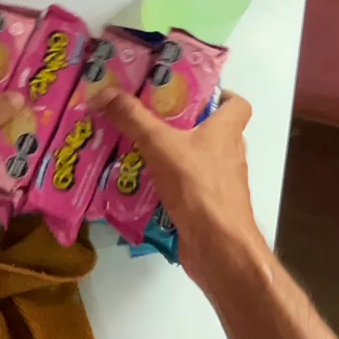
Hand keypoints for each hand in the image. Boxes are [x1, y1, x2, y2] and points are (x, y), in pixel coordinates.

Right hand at [89, 88, 260, 282]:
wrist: (218, 247)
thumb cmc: (198, 187)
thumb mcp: (160, 144)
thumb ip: (132, 118)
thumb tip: (103, 92)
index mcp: (226, 131)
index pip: (236, 104)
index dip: (219, 95)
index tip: (187, 93)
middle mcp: (228, 154)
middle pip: (211, 131)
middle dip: (182, 124)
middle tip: (148, 117)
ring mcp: (220, 183)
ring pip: (197, 160)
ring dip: (172, 155)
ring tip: (137, 148)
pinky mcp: (208, 207)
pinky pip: (187, 187)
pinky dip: (168, 184)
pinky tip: (140, 184)